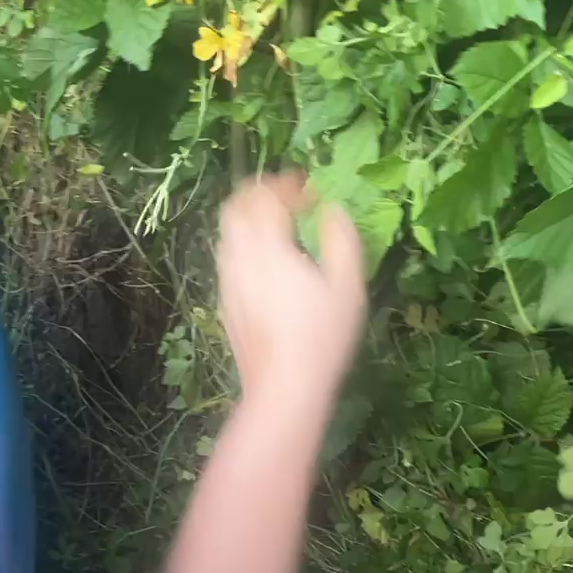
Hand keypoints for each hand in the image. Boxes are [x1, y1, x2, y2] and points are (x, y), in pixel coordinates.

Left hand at [216, 172, 365, 414]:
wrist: (283, 388)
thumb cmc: (321, 337)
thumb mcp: (347, 286)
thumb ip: (341, 239)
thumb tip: (333, 211)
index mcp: (268, 247)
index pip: (266, 197)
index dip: (286, 185)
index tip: (308, 190)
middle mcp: (239, 259)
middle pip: (235, 208)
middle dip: (258, 194)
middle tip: (286, 200)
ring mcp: (227, 282)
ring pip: (227, 234)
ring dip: (248, 220)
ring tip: (277, 229)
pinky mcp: (224, 304)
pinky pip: (228, 261)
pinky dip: (243, 248)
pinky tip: (266, 266)